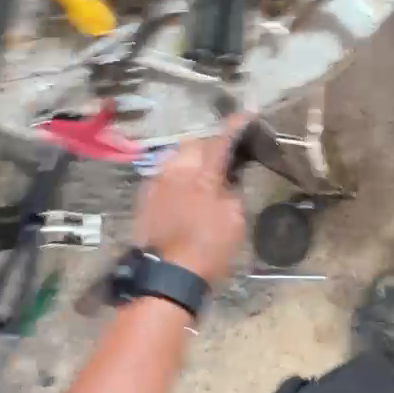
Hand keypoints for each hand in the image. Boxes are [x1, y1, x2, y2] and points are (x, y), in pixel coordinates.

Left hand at [132, 116, 248, 287]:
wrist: (167, 279)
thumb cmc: (208, 250)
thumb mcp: (234, 219)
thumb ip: (232, 190)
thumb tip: (229, 177)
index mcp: (202, 175)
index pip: (221, 140)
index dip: (236, 126)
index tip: (248, 113)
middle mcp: (175, 171)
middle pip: (194, 144)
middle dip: (210, 145)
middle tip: (226, 157)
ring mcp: (156, 183)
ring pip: (176, 157)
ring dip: (192, 159)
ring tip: (205, 173)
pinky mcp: (145, 198)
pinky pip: (164, 174)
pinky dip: (178, 175)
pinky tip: (186, 189)